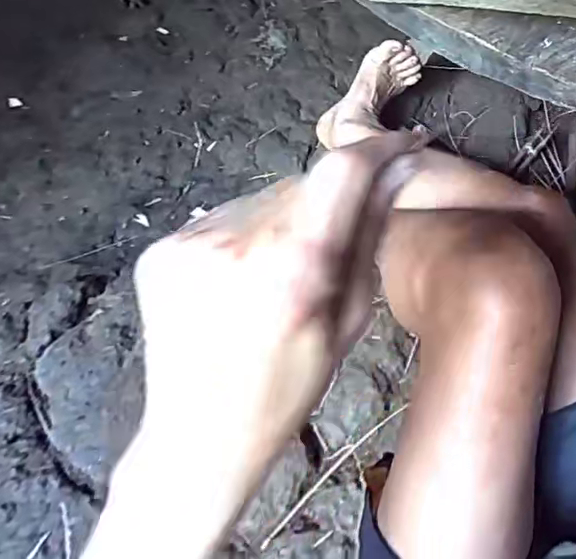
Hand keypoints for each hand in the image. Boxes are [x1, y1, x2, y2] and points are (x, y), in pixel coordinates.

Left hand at [87, 131, 425, 557]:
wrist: (198, 433)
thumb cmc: (295, 378)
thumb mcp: (354, 309)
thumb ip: (373, 227)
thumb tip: (403, 166)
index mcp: (298, 259)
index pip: (347, 166)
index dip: (383, 145)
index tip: (410, 141)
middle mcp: (241, 237)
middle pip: (312, 181)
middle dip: (340, 192)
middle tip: (344, 232)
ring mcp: (194, 239)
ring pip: (273, 195)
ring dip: (296, 211)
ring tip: (291, 262)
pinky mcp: (165, 247)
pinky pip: (234, 214)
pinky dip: (256, 228)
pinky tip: (252, 271)